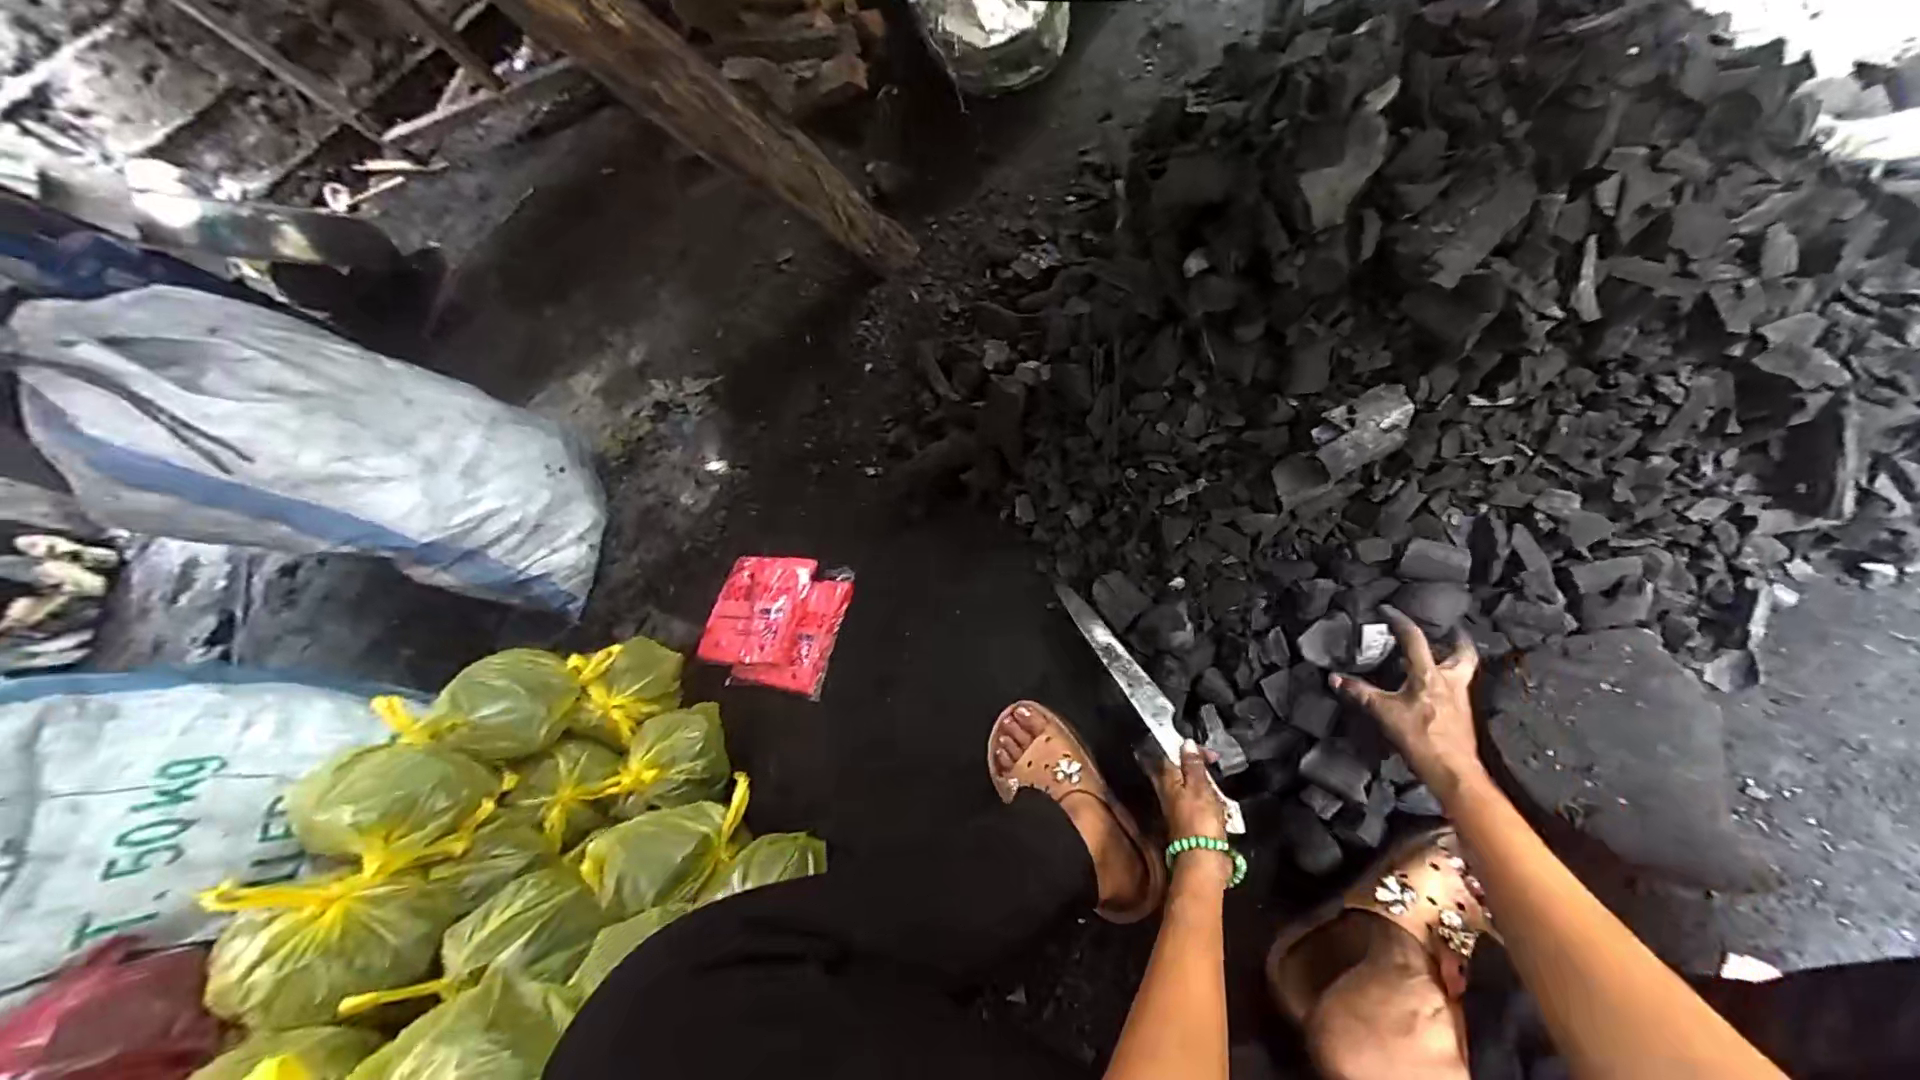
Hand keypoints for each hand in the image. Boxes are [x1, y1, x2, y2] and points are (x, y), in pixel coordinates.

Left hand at [1150, 739, 1227, 843]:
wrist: (1204, 859)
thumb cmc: (1200, 820)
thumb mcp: (1199, 787)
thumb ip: (1193, 765)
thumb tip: (1186, 743)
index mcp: (1167, 781)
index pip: (1173, 755)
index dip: (1191, 750)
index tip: (1211, 754)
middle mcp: (1169, 792)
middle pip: (1184, 772)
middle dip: (1203, 770)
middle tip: (1217, 773)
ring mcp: (1180, 808)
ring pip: (1196, 788)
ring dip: (1211, 788)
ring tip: (1221, 794)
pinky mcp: (1193, 822)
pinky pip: (1204, 805)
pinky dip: (1215, 804)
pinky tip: (1224, 808)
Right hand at [1329, 605, 1485, 800]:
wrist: (1452, 771)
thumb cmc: (1421, 739)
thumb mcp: (1382, 712)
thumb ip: (1359, 692)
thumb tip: (1336, 679)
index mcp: (1430, 676)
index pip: (1414, 638)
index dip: (1400, 620)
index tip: (1389, 610)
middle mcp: (1451, 682)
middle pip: (1462, 652)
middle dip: (1455, 638)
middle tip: (1447, 630)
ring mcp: (1462, 699)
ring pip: (1465, 671)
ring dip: (1456, 660)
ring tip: (1444, 656)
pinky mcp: (1464, 716)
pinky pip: (1461, 691)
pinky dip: (1451, 684)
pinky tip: (1440, 689)